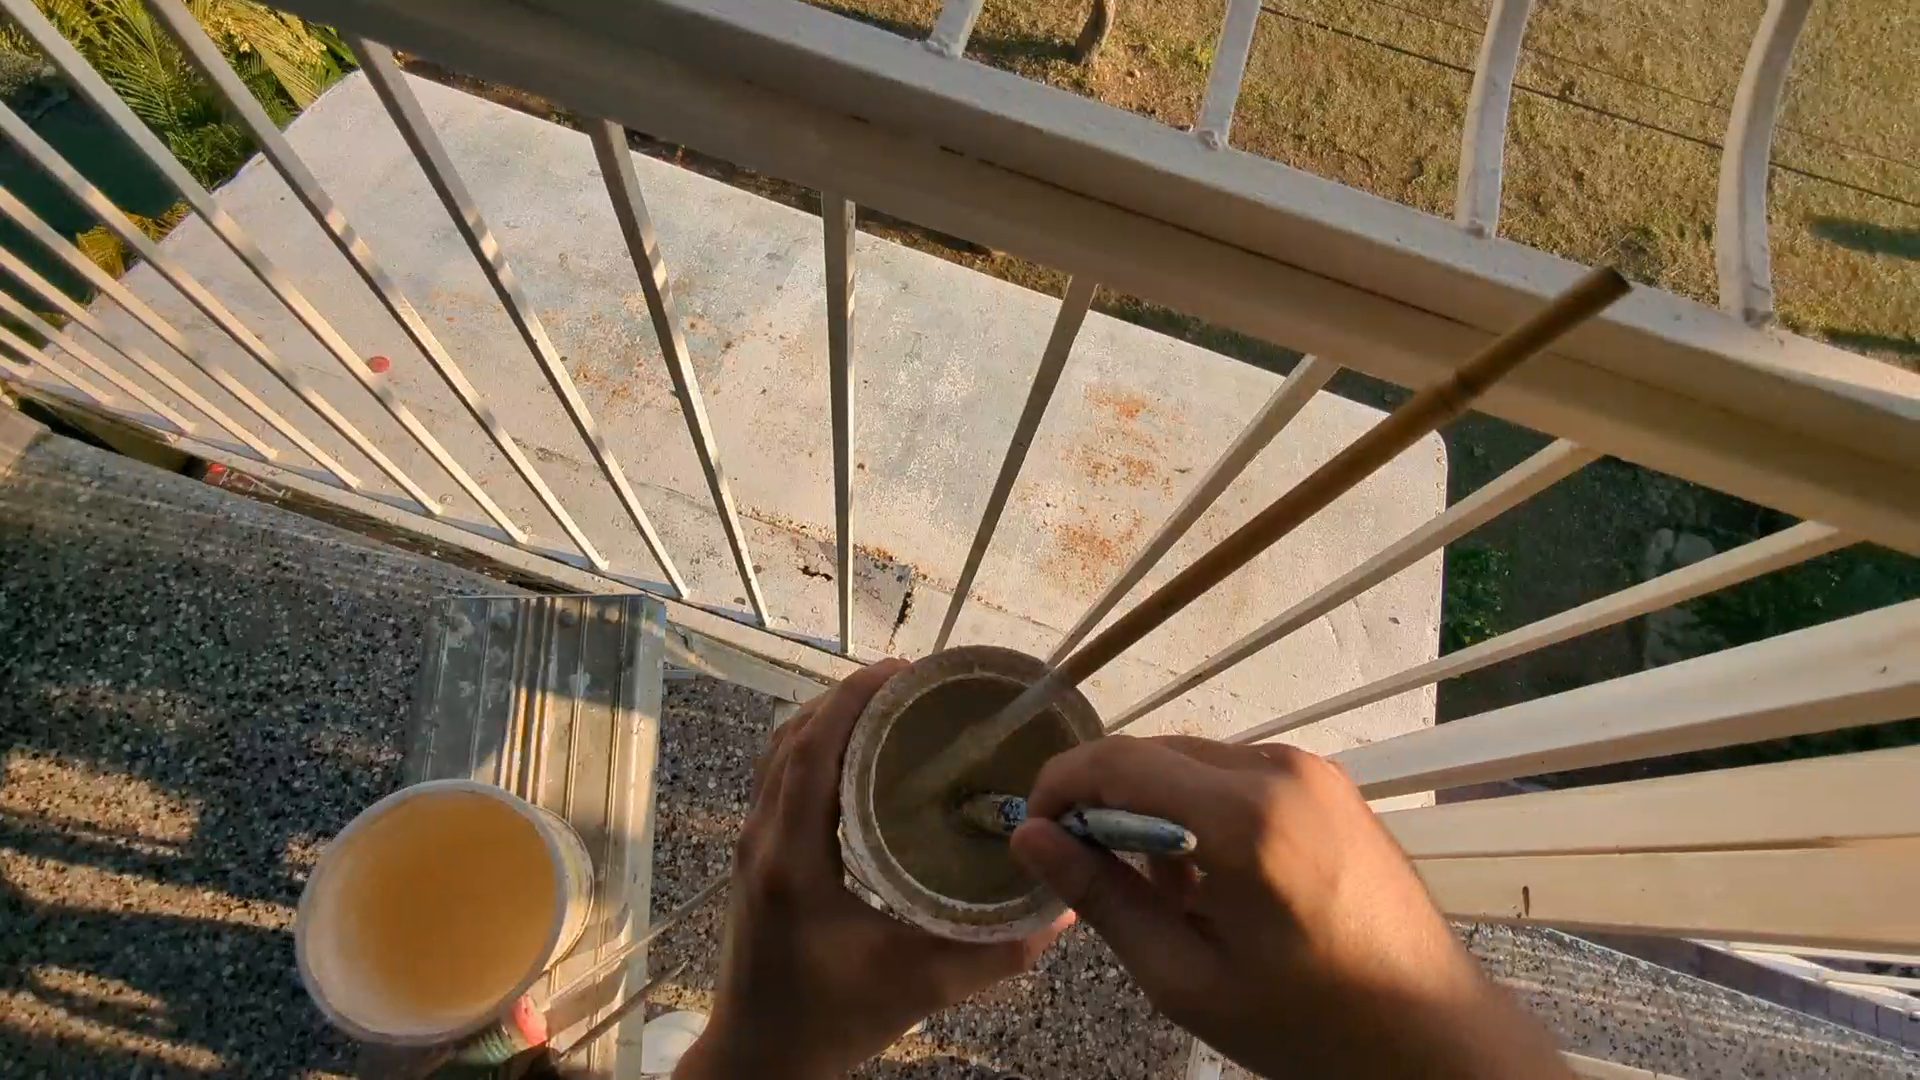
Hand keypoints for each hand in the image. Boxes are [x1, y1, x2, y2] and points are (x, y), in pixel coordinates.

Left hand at [675, 660, 1070, 1079]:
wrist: (757, 1059)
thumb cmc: (831, 1020)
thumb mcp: (919, 988)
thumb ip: (993, 952)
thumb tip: (1058, 908)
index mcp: (794, 857)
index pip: (814, 750)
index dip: (854, 699)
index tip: (902, 670)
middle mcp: (764, 835)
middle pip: (795, 737)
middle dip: (847, 698)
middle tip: (908, 683)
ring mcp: (752, 840)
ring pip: (781, 751)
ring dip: (828, 717)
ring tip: (885, 705)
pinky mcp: (755, 849)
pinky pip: (779, 772)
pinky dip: (814, 744)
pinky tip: (854, 751)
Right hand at [1009, 736, 1569, 1079]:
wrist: (1442, 1041)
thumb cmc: (1307, 1027)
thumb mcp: (1185, 978)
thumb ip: (1100, 897)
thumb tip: (1028, 837)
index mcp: (1244, 818)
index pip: (1118, 762)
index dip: (1061, 785)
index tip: (1037, 830)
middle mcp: (1276, 767)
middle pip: (1150, 753)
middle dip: (1103, 798)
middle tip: (1090, 865)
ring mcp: (1306, 765)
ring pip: (1186, 757)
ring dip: (1151, 801)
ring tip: (1161, 882)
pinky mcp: (1323, 776)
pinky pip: (1229, 768)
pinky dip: (1196, 802)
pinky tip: (1210, 865)